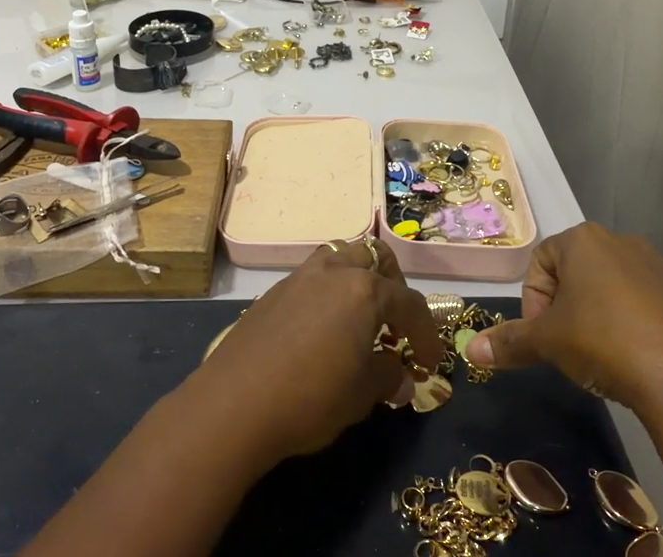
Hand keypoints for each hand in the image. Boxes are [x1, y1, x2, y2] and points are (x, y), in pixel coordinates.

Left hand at [189, 237, 443, 459]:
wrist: (232, 405)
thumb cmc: (310, 397)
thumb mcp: (361, 394)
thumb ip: (388, 377)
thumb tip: (403, 378)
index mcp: (365, 290)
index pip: (410, 304)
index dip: (426, 335)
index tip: (430, 363)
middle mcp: (334, 272)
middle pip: (374, 258)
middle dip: (393, 287)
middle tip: (395, 323)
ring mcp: (299, 278)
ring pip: (339, 258)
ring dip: (357, 280)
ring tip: (360, 317)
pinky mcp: (272, 293)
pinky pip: (312, 279)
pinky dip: (328, 294)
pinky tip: (323, 330)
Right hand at [464, 223, 662, 412]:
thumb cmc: (603, 342)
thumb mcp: (547, 342)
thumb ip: (510, 341)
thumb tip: (472, 350)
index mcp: (584, 241)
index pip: (540, 262)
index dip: (533, 301)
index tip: (542, 336)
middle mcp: (623, 241)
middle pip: (577, 271)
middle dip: (565, 307)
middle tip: (567, 346)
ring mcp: (660, 266)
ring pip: (613, 286)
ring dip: (599, 313)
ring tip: (602, 354)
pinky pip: (647, 304)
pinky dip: (635, 324)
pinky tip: (637, 357)